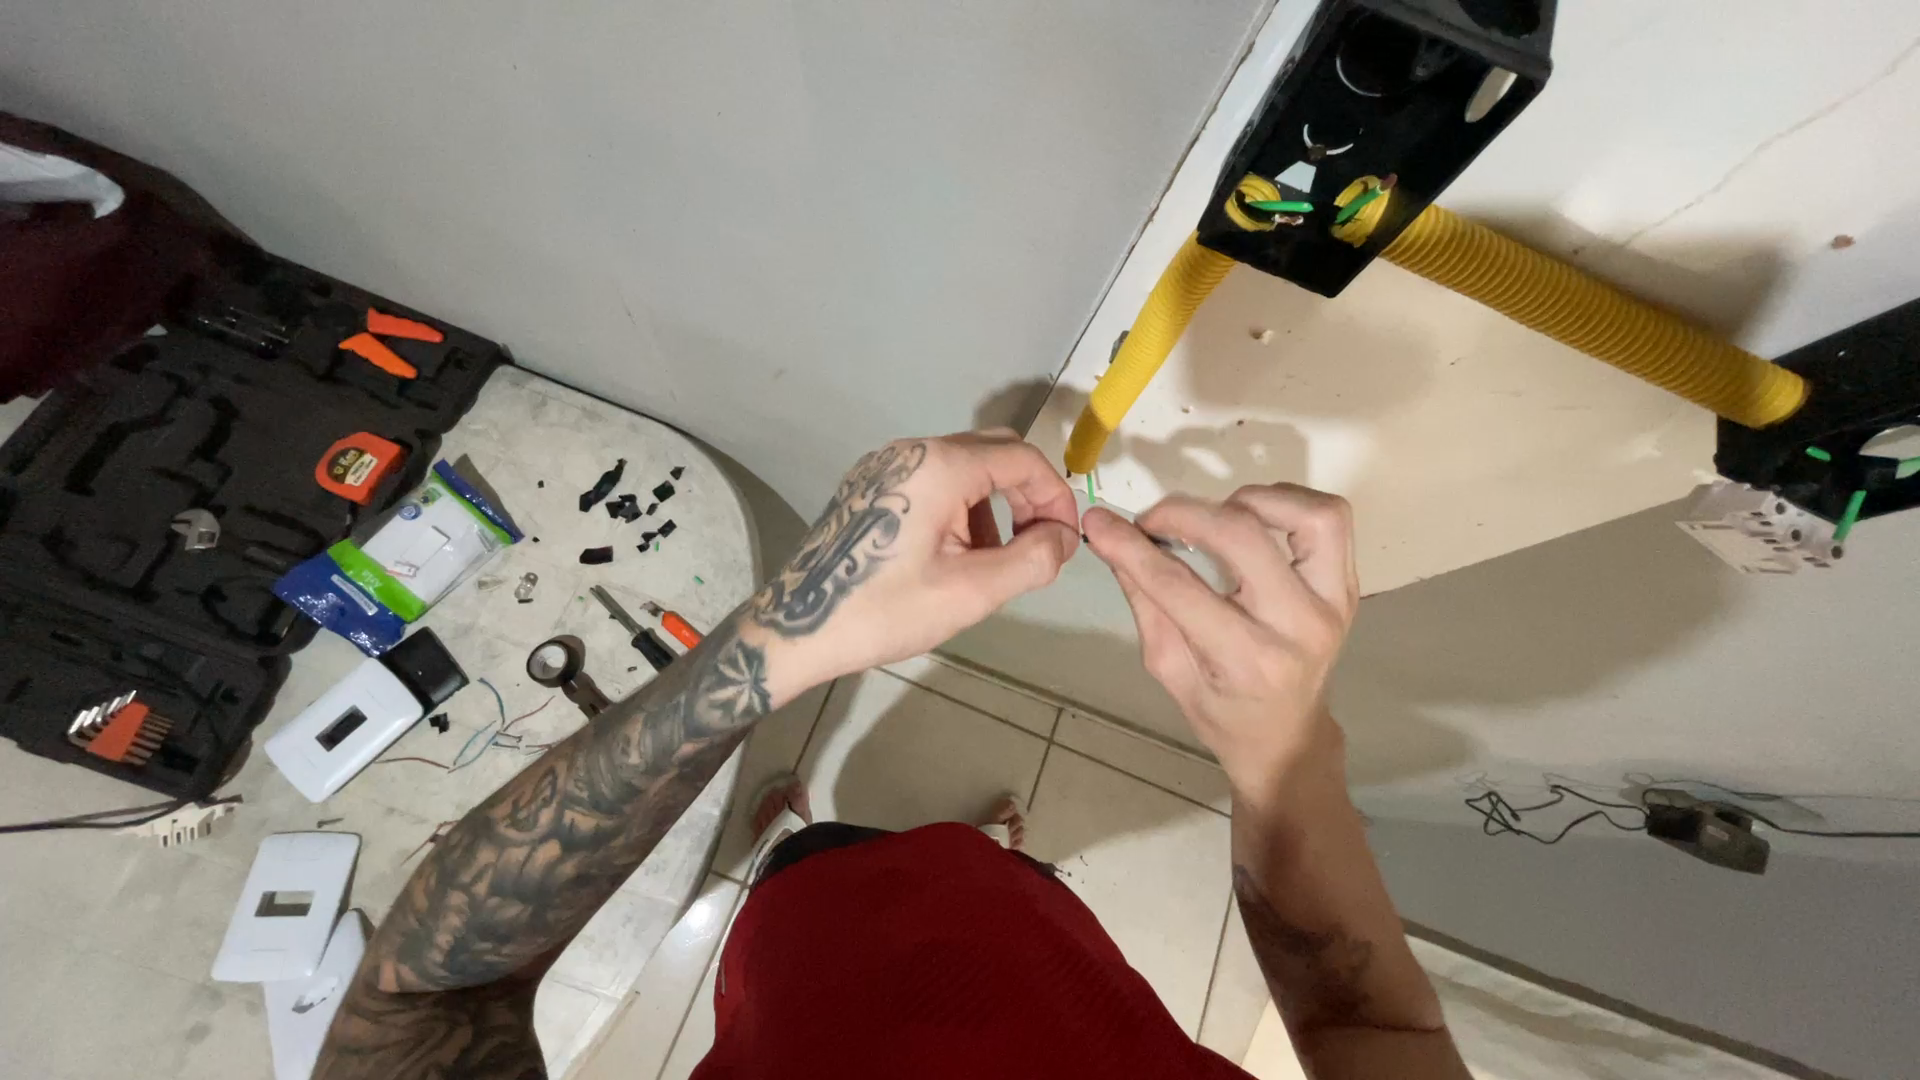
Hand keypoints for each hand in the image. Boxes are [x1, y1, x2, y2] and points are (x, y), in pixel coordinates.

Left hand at [745, 430, 1078, 694]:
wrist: (797, 629)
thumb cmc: (885, 612)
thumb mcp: (972, 592)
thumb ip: (1033, 559)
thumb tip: (1063, 537)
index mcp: (939, 467)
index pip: (1023, 459)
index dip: (1056, 497)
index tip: (1066, 542)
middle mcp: (912, 451)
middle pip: (994, 453)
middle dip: (1027, 496)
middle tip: (1038, 546)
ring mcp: (885, 465)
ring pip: (964, 467)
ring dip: (993, 505)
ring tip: (992, 561)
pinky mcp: (869, 485)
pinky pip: (932, 481)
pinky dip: (960, 508)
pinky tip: (952, 555)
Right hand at [1083, 485, 1358, 806]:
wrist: (1288, 737)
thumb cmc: (1220, 712)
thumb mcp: (1166, 668)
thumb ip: (1144, 600)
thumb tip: (1113, 539)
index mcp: (1245, 660)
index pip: (1179, 586)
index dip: (1131, 547)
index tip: (1098, 522)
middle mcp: (1297, 626)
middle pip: (1242, 537)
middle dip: (1183, 513)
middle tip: (1153, 520)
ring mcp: (1332, 602)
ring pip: (1309, 516)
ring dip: (1250, 500)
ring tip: (1214, 516)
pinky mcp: (1348, 585)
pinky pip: (1329, 519)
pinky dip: (1286, 502)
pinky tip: (1250, 517)